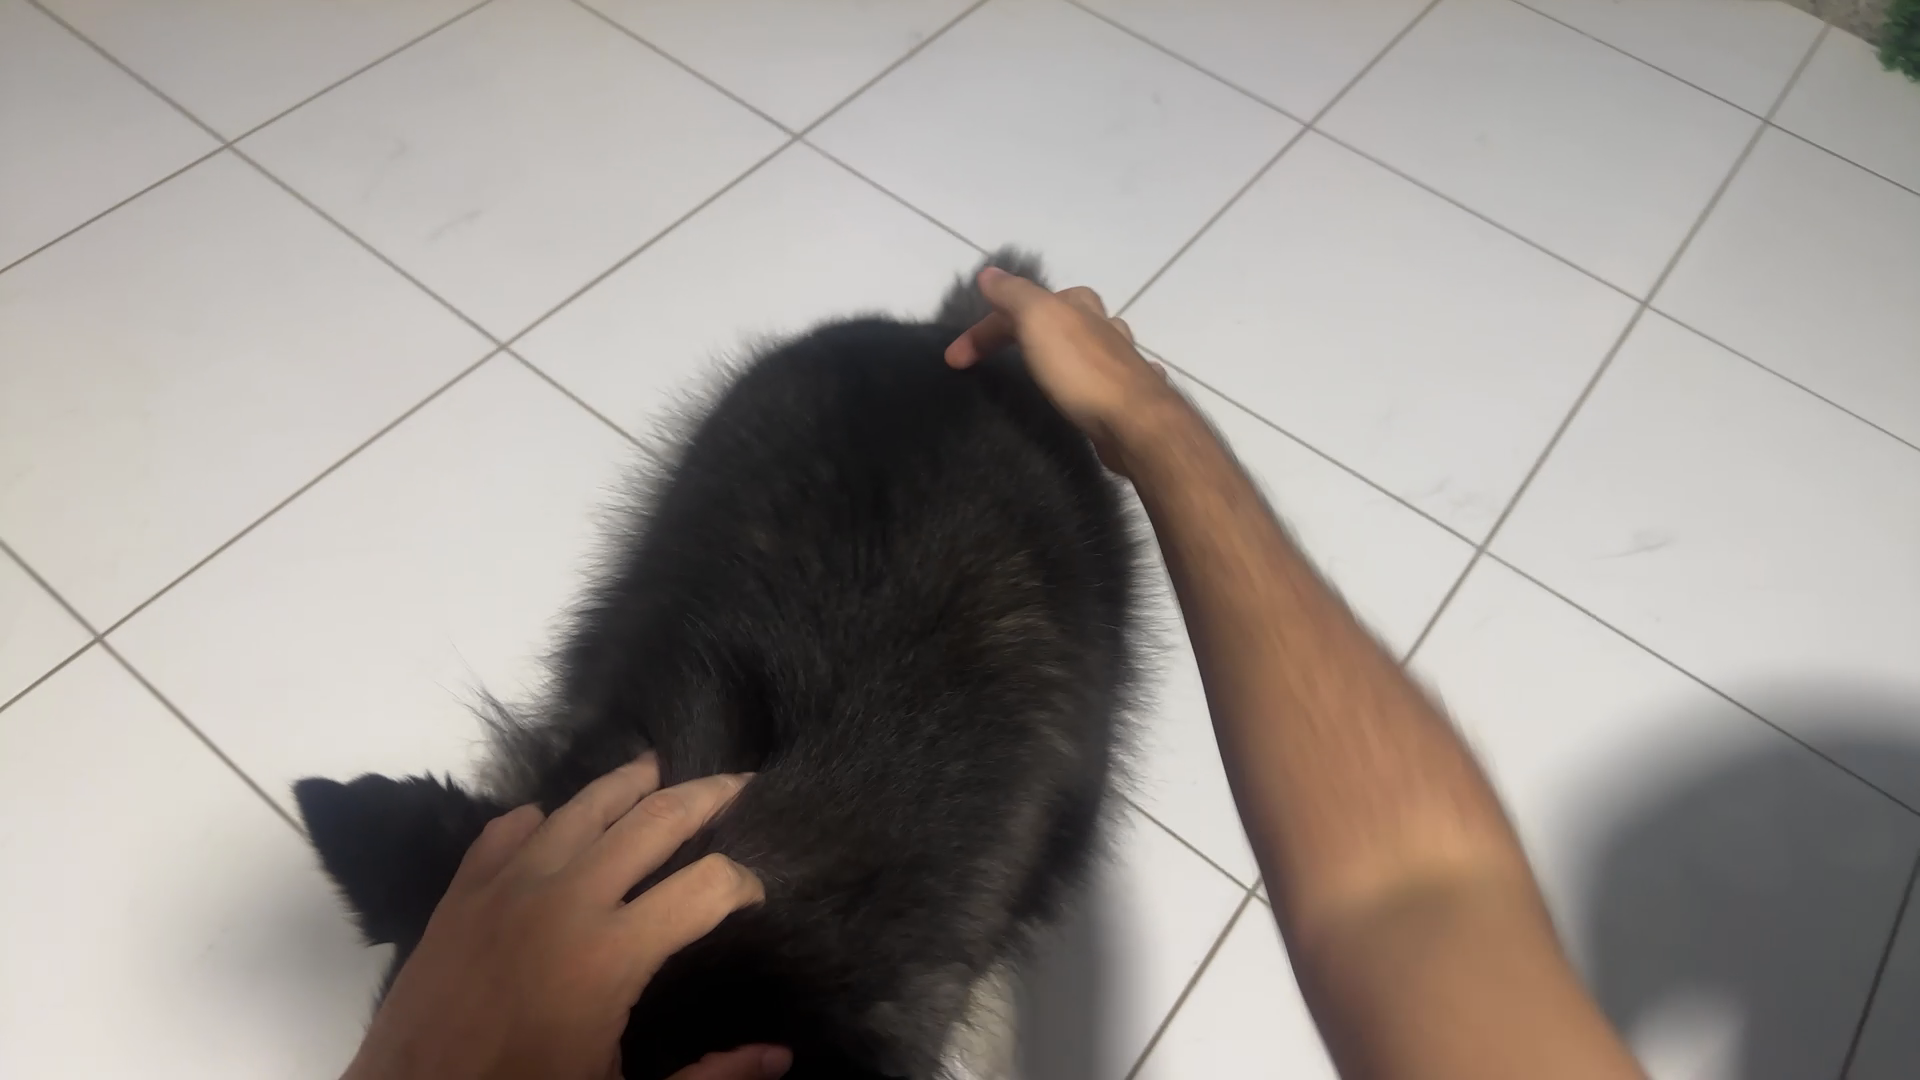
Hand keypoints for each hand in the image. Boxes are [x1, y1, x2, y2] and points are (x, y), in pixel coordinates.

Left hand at [340, 755, 785, 1079]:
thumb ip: (710, 1076)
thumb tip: (781, 1059)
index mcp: (610, 955)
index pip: (709, 884)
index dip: (744, 882)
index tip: (753, 896)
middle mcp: (566, 900)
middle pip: (658, 817)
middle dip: (711, 794)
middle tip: (741, 784)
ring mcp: (508, 888)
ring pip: (587, 804)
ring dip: (634, 781)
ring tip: (662, 768)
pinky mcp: (461, 894)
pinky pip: (511, 829)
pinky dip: (545, 819)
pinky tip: (561, 825)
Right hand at [945, 267, 1184, 473]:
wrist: (1134, 423)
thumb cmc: (1081, 371)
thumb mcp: (1038, 321)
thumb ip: (1013, 295)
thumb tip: (988, 273)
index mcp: (1078, 306)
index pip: (1019, 306)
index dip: (983, 329)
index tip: (954, 360)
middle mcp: (1104, 327)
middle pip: (1060, 318)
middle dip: (1025, 330)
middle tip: (996, 358)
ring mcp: (1121, 362)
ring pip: (1090, 345)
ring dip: (1069, 350)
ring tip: (1047, 368)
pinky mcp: (1130, 396)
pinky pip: (1112, 379)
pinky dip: (1101, 379)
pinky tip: (1100, 393)